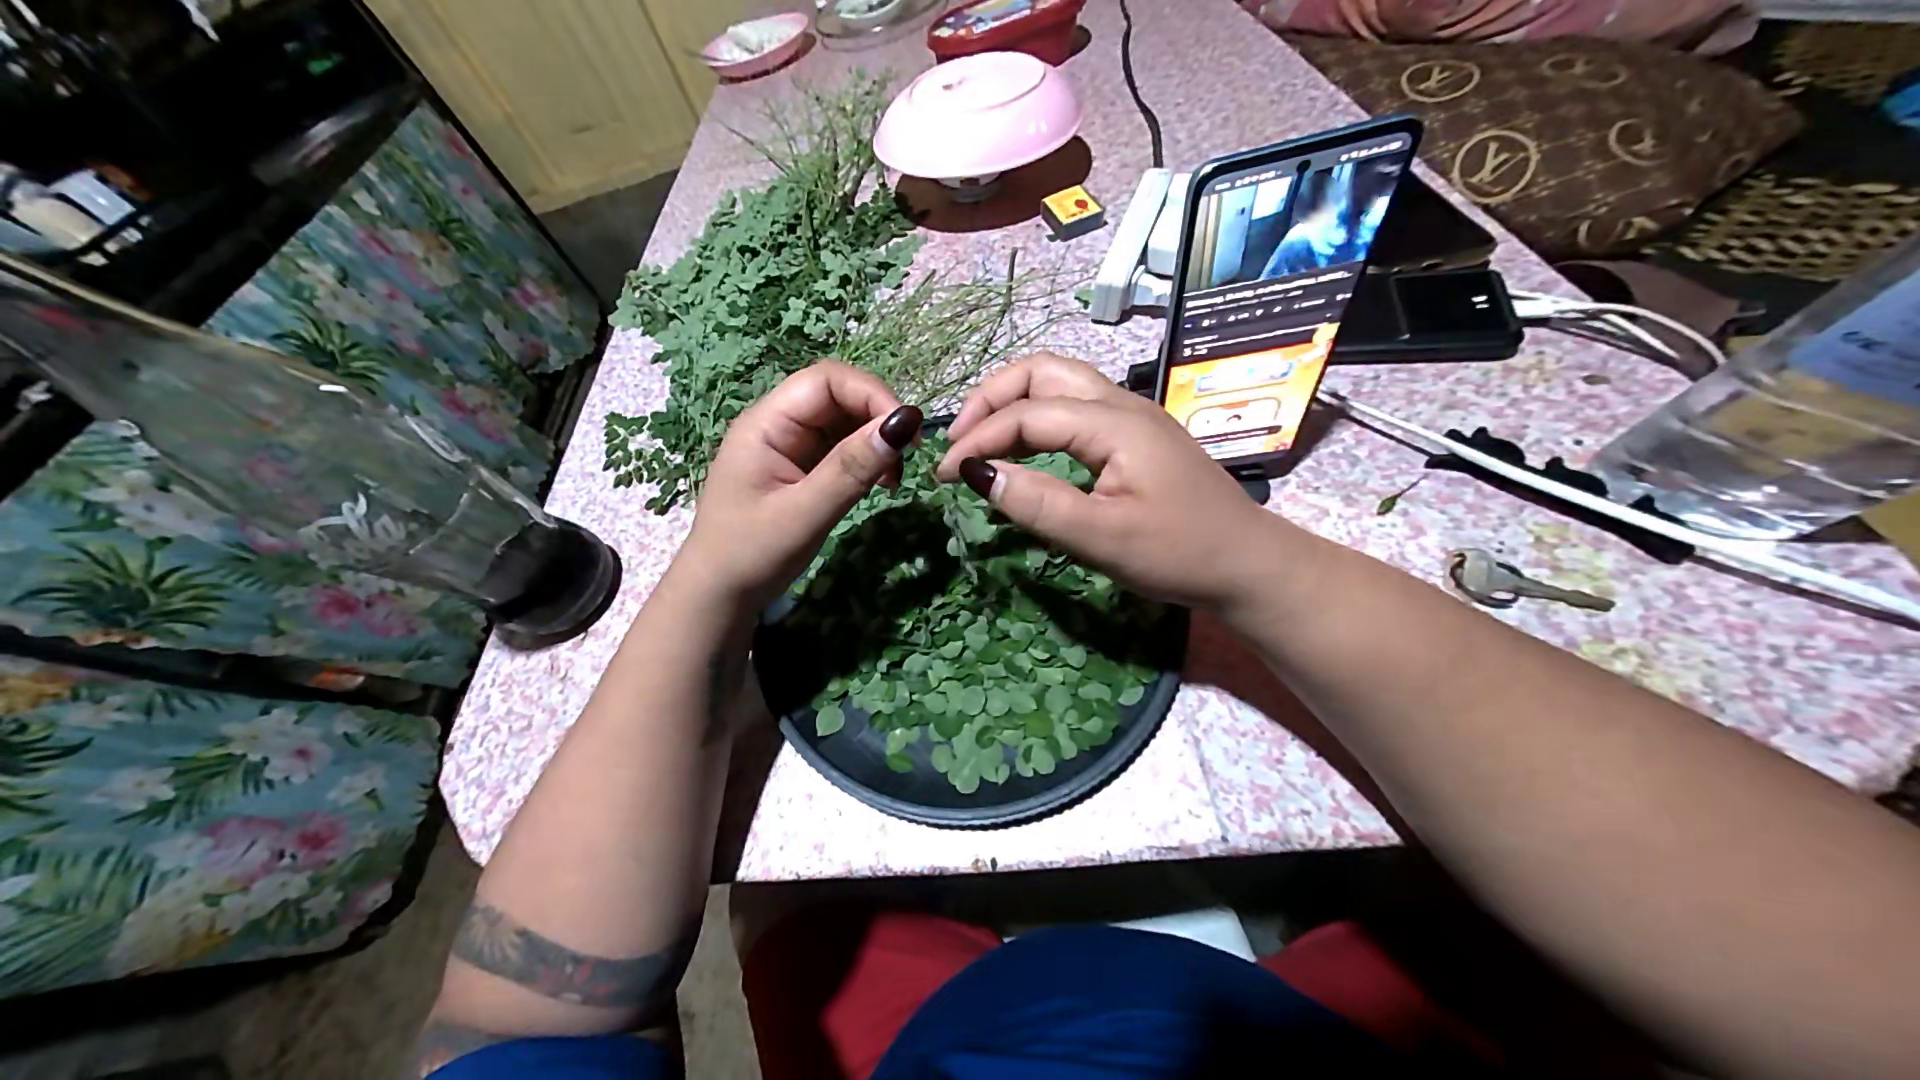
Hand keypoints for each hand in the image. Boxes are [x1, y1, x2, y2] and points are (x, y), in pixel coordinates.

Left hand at [680, 361, 919, 609]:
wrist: (720, 595)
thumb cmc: (752, 554)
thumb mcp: (804, 514)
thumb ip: (851, 469)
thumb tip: (903, 424)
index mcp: (766, 424)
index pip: (826, 380)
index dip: (871, 394)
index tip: (907, 432)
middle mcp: (779, 425)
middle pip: (839, 396)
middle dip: (878, 418)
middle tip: (905, 459)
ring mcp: (790, 446)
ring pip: (845, 422)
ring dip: (876, 441)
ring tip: (892, 478)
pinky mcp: (802, 468)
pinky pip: (842, 448)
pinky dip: (868, 459)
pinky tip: (880, 483)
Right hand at [938, 352, 1307, 611]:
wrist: (1247, 563)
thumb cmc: (1179, 554)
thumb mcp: (1102, 538)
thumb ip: (1038, 504)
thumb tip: (978, 475)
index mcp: (1115, 423)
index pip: (1027, 414)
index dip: (979, 440)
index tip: (943, 475)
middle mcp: (1121, 404)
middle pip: (1040, 371)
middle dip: (991, 399)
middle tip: (960, 442)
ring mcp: (1131, 416)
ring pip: (1058, 384)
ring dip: (1013, 404)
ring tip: (981, 443)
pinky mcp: (1134, 435)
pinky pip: (1074, 407)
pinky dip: (1037, 419)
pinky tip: (1024, 451)